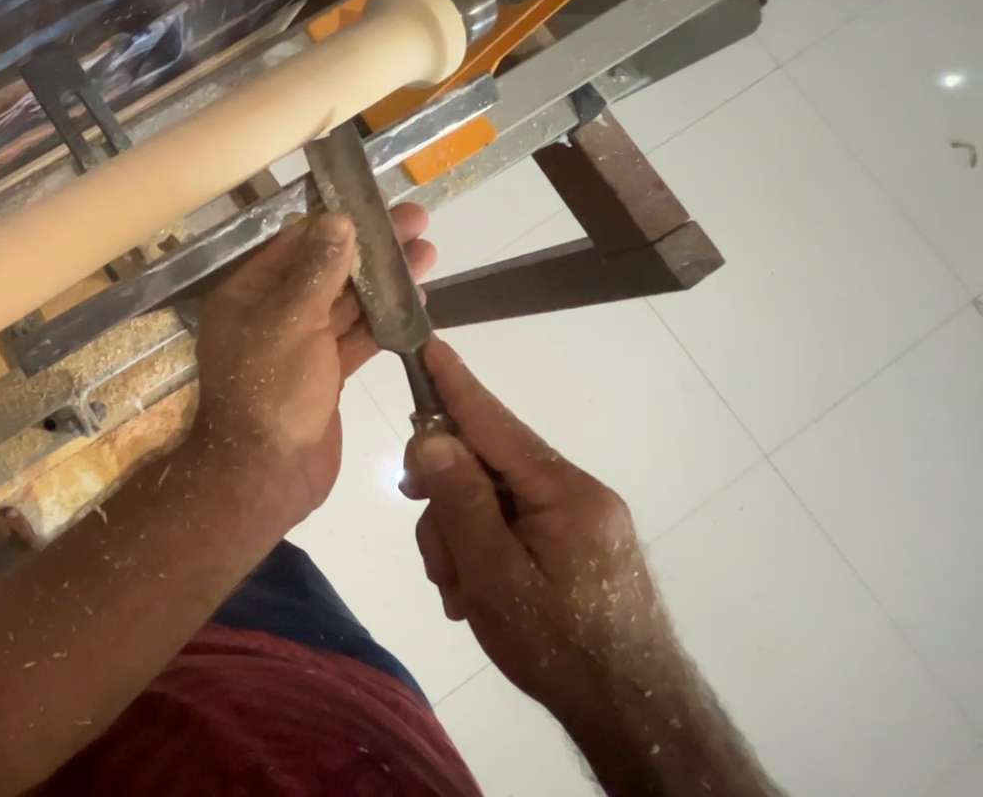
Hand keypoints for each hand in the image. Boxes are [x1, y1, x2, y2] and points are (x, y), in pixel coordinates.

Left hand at [194, 205, 434, 521]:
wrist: (267, 472)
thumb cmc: (271, 390)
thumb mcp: (291, 320)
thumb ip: (318, 271)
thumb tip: (336, 220)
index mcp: (245, 296)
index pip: (292, 247)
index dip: (335, 223)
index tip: (374, 203)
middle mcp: (268, 315)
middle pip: (323, 272)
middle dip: (368, 250)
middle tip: (417, 221)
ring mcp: (296, 347)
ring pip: (343, 305)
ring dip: (382, 283)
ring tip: (428, 253)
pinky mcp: (321, 375)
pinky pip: (354, 339)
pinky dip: (382, 323)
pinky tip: (416, 304)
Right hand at [404, 339, 674, 718]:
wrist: (633, 716)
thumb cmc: (559, 643)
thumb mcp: (494, 572)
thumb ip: (458, 498)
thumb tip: (430, 437)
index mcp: (563, 491)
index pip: (494, 422)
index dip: (454, 383)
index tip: (427, 343)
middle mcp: (573, 493)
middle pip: (480, 465)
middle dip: (444, 503)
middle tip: (437, 558)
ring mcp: (574, 520)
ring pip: (485, 498)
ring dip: (457, 538)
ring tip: (461, 592)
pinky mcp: (571, 545)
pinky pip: (505, 524)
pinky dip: (478, 551)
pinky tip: (475, 594)